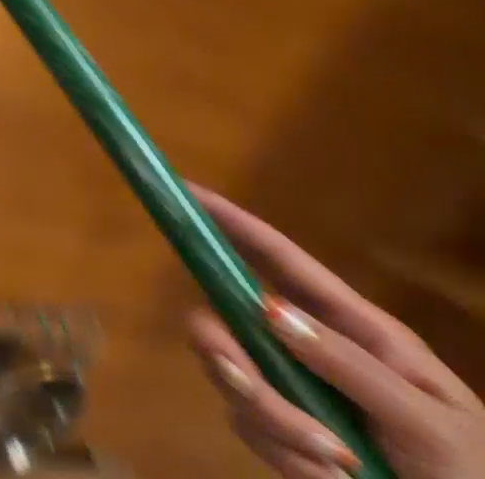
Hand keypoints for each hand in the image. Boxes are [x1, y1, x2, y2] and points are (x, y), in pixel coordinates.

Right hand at [185, 185, 484, 478]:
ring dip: (275, 422)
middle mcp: (305, 346)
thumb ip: (348, 365)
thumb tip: (264, 308)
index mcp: (351, 328)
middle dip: (229, 356)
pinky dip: (283, 456)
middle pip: (224, 322)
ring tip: (337, 464)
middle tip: (244, 381)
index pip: (281, 261)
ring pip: (230, 378)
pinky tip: (330, 476)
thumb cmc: (471, 467)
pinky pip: (245, 424)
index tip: (185, 192)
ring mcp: (287, 386)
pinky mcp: (276, 426)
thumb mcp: (428, 419)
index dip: (232, 223)